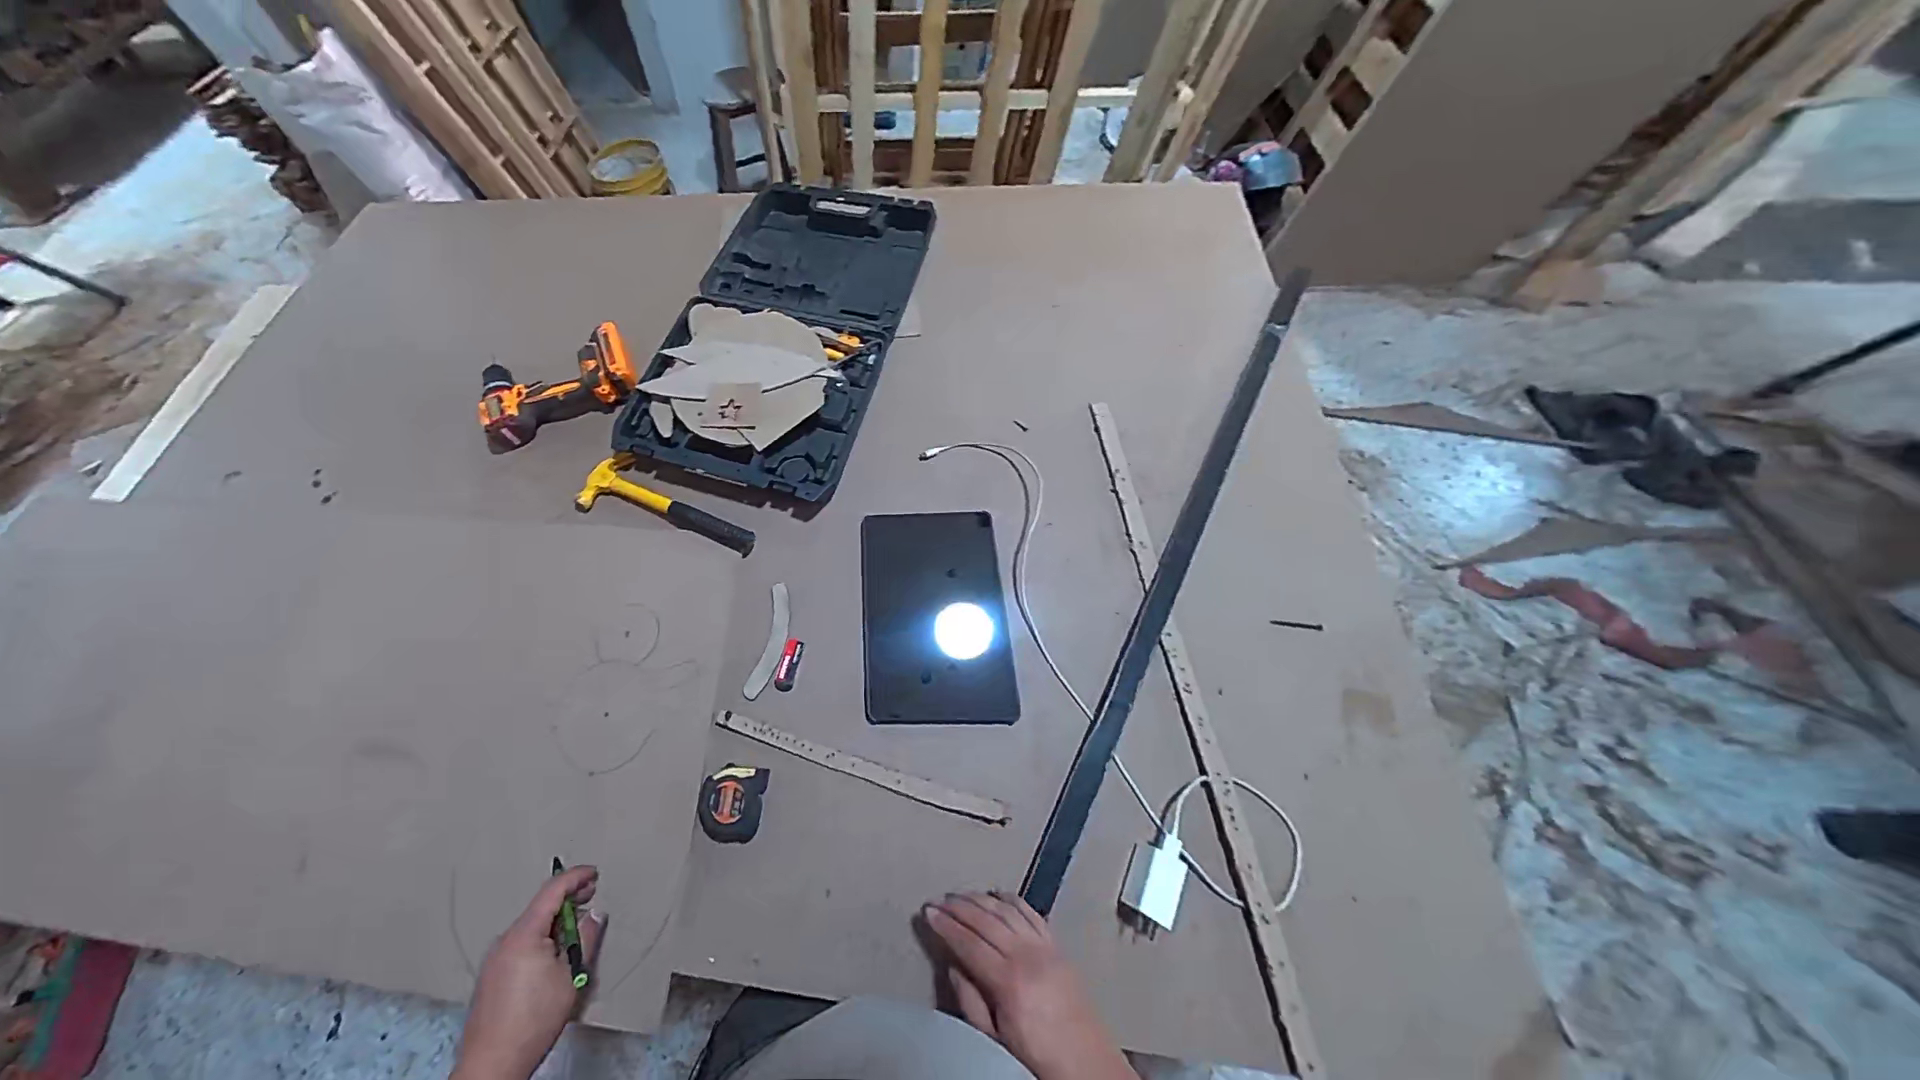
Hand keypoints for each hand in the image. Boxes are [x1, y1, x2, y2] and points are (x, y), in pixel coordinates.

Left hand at [452, 865, 606, 1079]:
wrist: (492, 1066)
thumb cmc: (535, 1019)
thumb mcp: (572, 974)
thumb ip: (585, 937)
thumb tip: (594, 915)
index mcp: (524, 935)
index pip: (552, 891)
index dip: (576, 877)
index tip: (594, 873)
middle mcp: (505, 941)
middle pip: (540, 906)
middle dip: (568, 898)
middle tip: (591, 895)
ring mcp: (494, 959)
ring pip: (531, 926)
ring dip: (556, 920)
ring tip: (578, 929)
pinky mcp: (491, 976)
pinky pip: (521, 942)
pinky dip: (542, 936)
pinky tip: (555, 952)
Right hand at [923, 892, 1137, 1079]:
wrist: (1087, 1066)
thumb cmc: (1038, 1058)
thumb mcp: (996, 1042)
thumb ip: (971, 1002)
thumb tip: (954, 967)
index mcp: (1009, 983)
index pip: (969, 943)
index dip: (946, 926)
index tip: (929, 913)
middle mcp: (1027, 956)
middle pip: (986, 921)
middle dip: (959, 907)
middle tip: (939, 900)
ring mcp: (1045, 948)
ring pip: (1007, 911)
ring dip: (982, 899)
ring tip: (962, 894)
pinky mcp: (1058, 947)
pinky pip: (1032, 914)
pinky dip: (1013, 900)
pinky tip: (999, 894)